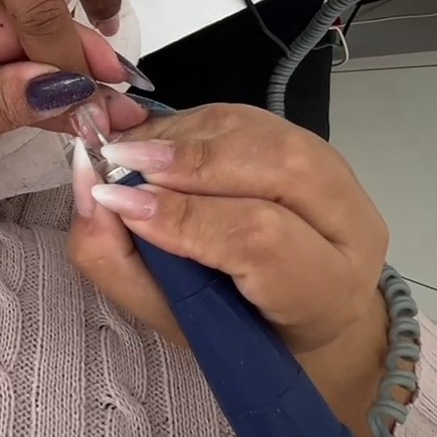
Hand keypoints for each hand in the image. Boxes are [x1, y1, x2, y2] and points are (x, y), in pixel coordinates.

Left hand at [0, 0, 149, 248]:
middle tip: (126, 104)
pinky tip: (66, 110)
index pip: (20, 22)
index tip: (119, 87)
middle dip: (77, 66)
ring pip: (14, 53)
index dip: (74, 53)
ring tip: (110, 112)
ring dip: (59, 82)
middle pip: (23, 32)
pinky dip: (30, 92)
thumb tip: (66, 83)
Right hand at [66, 104, 395, 436]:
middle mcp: (348, 221)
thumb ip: (118, 261)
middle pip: (274, 167)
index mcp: (326, 289)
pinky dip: (186, 123)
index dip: (185, 215)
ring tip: (128, 150)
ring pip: (257, 130)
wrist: (295, 301)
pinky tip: (152, 142)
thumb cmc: (233, 322)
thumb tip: (88, 188)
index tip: (117, 200)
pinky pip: (238, 114)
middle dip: (187, 159)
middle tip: (118, 159)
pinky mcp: (300, 134)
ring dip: (182, 135)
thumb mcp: (168, 316)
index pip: (260, 238)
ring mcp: (331, 168)